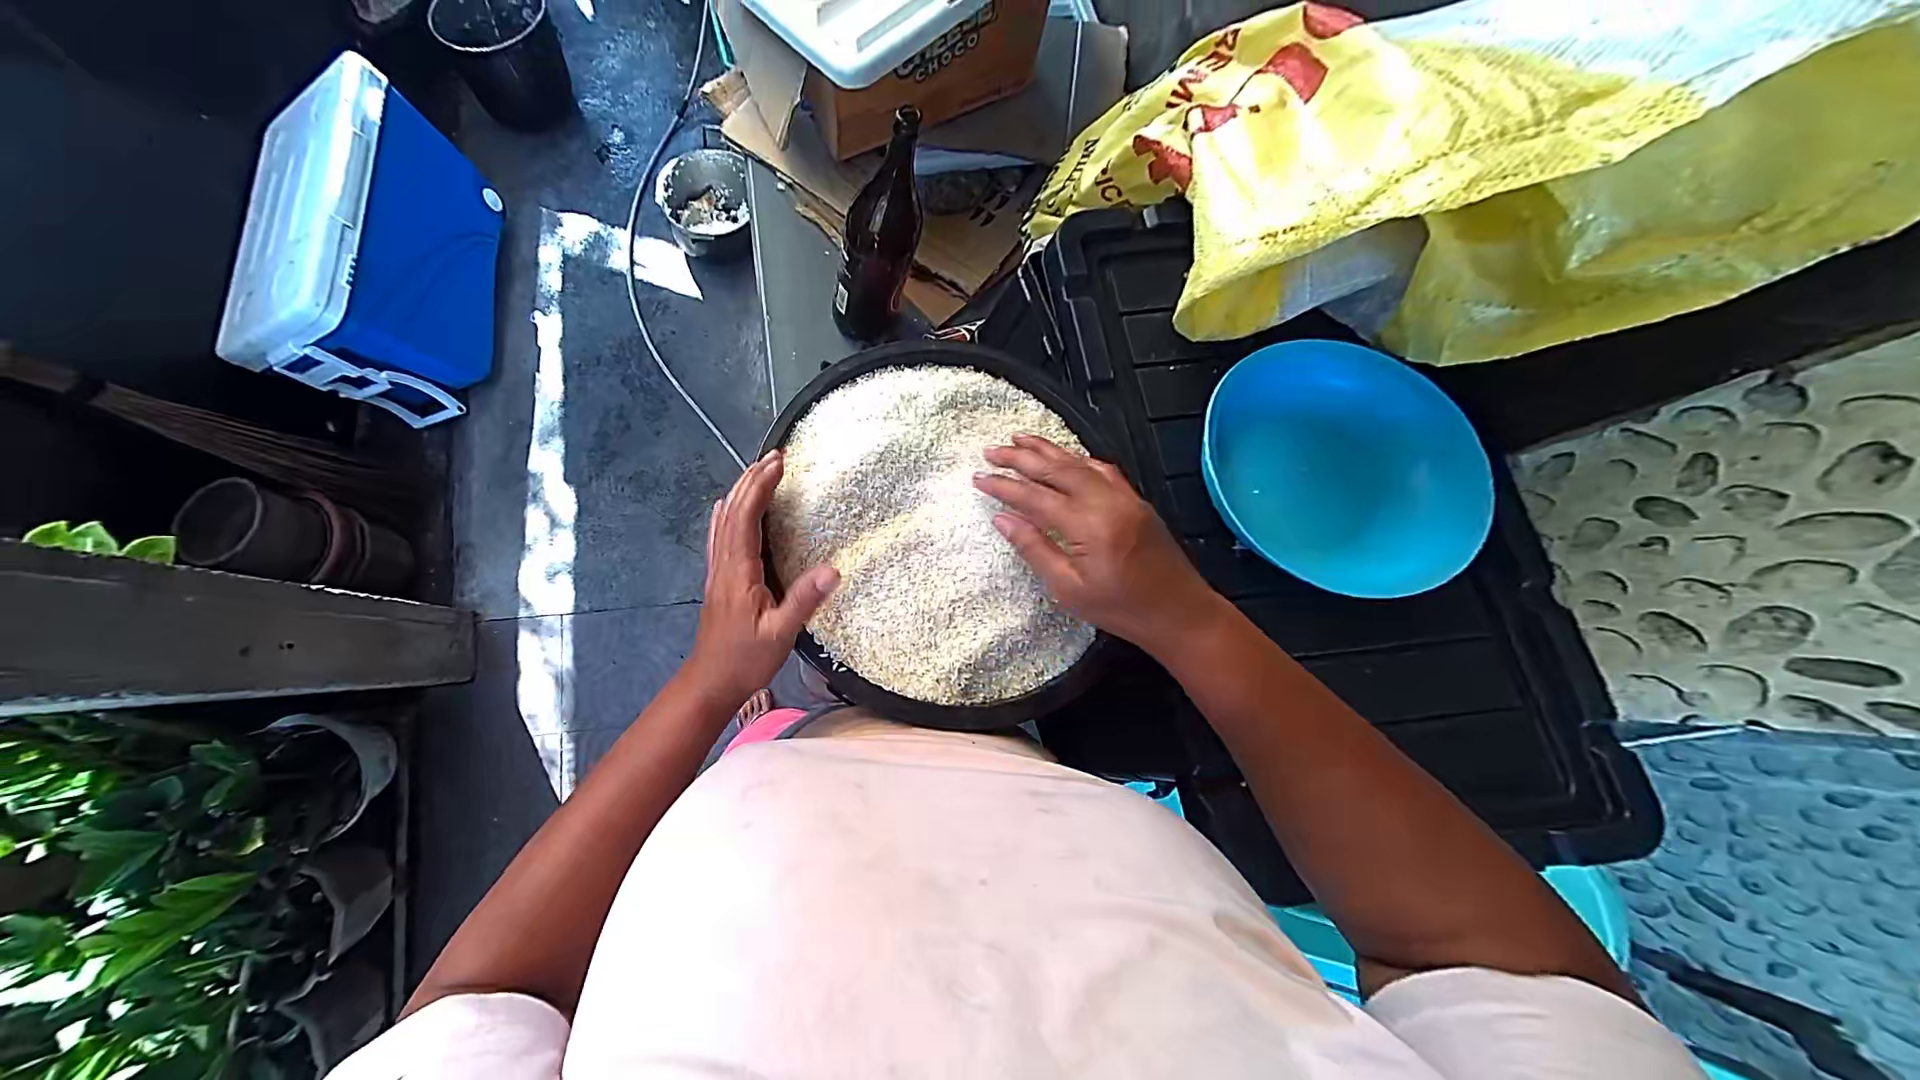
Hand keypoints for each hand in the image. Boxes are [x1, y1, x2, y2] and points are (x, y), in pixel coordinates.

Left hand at [684, 451, 838, 708]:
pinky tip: (725, 506)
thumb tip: (833, 569)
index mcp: (740, 572)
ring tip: (757, 469)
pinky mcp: (719, 580)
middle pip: (733, 512)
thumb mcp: (781, 633)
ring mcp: (718, 571)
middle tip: (773, 456)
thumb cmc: (745, 659)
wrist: (709, 682)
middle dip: (752, 480)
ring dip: (740, 492)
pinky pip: (720, 536)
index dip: (761, 487)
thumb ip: (804, 600)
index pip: (747, 518)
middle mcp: (725, 564)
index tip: (779, 464)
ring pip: (724, 521)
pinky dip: (726, 514)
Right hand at [972, 435, 1221, 653]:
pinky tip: (1067, 458)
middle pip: (1055, 469)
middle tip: (992, 450)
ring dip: (1048, 450)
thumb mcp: (1069, 589)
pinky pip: (1103, 470)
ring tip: (1021, 440)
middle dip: (1020, 457)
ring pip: (1079, 463)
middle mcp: (1107, 502)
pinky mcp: (1136, 502)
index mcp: (1087, 526)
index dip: (1003, 486)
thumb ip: (1034, 548)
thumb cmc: (1124, 610)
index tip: (980, 479)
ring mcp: (1125, 498)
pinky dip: (1079, 459)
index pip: (1034, 496)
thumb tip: (1003, 520)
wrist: (1180, 613)